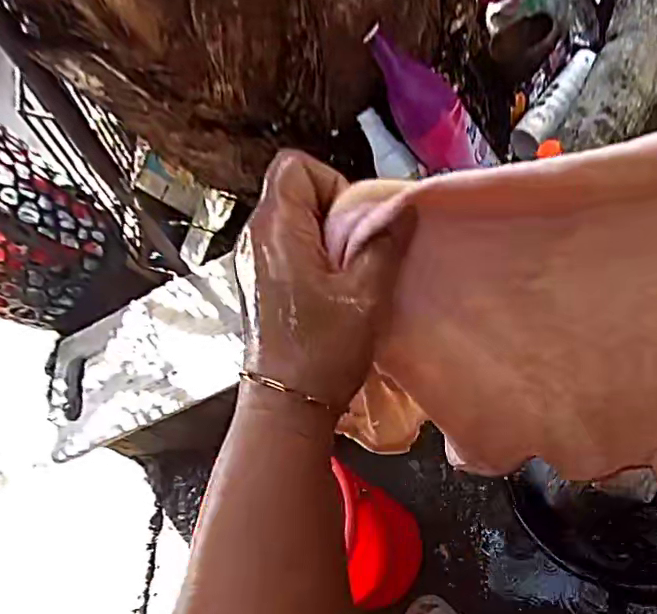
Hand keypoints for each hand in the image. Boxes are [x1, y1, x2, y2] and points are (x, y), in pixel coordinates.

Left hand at [244, 151, 409, 412]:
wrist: (289, 404)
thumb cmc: (322, 353)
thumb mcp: (365, 297)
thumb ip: (384, 245)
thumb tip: (401, 209)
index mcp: (276, 228)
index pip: (297, 166)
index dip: (334, 185)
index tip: (356, 226)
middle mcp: (256, 239)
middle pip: (298, 196)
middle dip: (337, 218)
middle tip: (362, 259)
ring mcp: (255, 266)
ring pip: (298, 229)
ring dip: (330, 247)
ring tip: (351, 284)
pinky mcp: (262, 290)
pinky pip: (292, 257)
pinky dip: (317, 268)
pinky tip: (335, 301)